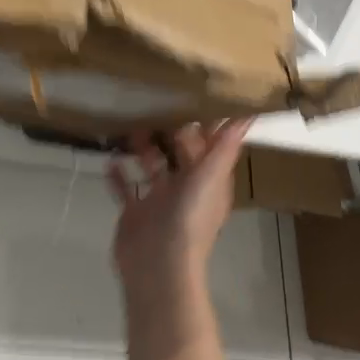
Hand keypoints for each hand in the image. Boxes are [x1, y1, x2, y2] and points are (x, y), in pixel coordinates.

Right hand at [108, 119, 253, 320]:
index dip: (206, 126)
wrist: (156, 264)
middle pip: (181, 156)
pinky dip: (119, 174)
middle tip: (155, 100)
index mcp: (208, 183)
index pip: (211, 149)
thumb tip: (250, 114)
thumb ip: (223, 147)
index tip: (196, 94)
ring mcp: (160, 202)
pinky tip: (109, 159)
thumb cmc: (186, 219)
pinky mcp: (135, 213)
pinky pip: (126, 188)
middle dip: (172, 133)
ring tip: (130, 126)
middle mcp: (186, 191)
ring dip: (144, 150)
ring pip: (153, 169)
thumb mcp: (208, 178)